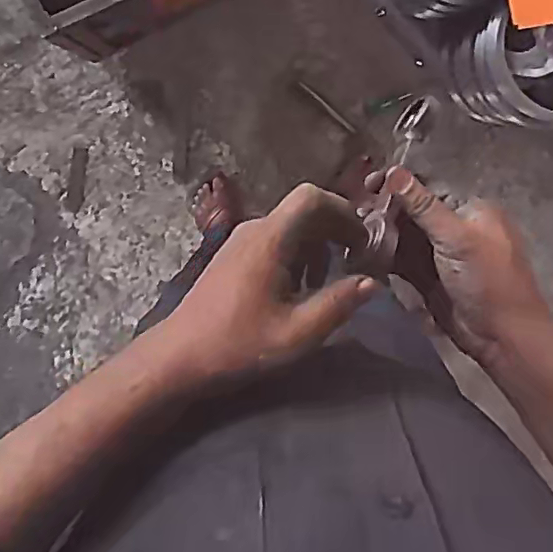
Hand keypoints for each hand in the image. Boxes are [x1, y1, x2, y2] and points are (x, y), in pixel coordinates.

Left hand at [145, 183, 382, 386]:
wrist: (180, 354)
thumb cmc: (238, 344)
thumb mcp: (297, 333)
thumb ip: (337, 304)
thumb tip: (372, 283)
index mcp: (269, 238)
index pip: (311, 197)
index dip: (343, 211)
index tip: (363, 241)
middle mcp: (254, 229)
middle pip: (303, 210)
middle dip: (335, 230)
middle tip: (356, 261)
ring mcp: (240, 240)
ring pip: (289, 226)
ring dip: (316, 245)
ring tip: (328, 282)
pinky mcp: (234, 255)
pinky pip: (274, 240)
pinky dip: (296, 254)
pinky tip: (299, 289)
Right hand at [369, 166, 550, 360]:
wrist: (503, 338)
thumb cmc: (487, 280)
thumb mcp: (456, 237)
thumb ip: (423, 205)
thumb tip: (395, 171)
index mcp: (471, 210)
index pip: (428, 187)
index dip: (397, 185)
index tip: (368, 184)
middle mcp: (456, 228)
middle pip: (413, 211)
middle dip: (385, 209)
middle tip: (355, 209)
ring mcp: (441, 254)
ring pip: (405, 234)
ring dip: (382, 231)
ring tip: (354, 228)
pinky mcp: (429, 276)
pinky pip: (402, 258)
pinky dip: (385, 254)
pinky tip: (364, 249)